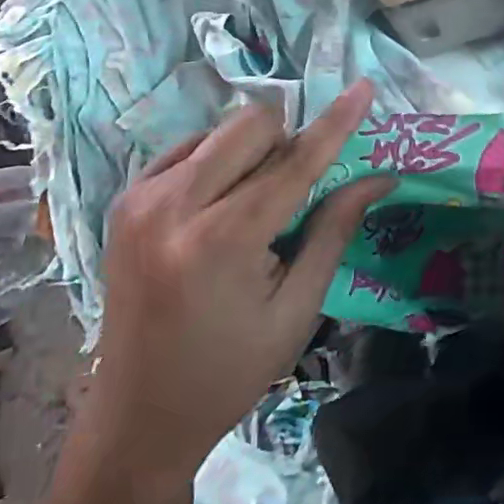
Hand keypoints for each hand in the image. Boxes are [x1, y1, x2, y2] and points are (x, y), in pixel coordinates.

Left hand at [90, 80, 394, 481]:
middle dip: (286, 143)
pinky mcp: (125, 200)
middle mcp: (172, 205)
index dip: (335, 123)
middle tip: (295, 194)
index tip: (364, 88)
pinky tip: (220, 206)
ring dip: (252, 152)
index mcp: (220, 241)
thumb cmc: (229, 371)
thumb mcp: (296, 310)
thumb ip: (333, 231)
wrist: (137, 416)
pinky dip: (217, 162)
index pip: (294, 162)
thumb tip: (379, 178)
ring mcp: (140, 198)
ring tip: (254, 208)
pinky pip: (188, 148)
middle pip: (251, 125)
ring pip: (219, 131)